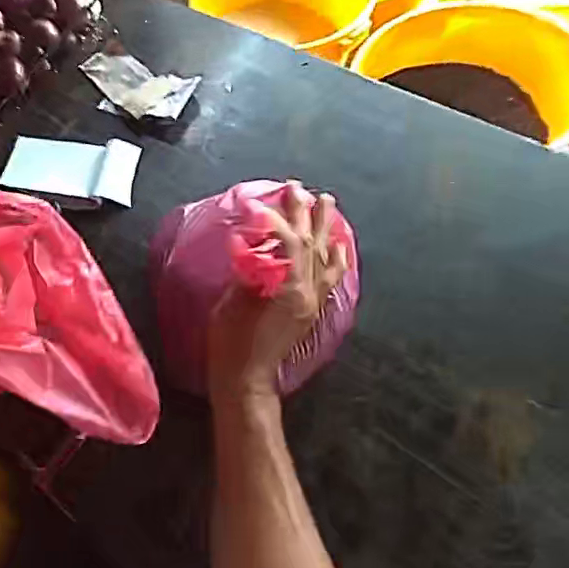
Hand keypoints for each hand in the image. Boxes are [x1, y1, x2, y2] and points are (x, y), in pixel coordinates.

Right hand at [209, 182, 351, 399]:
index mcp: (290, 289)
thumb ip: (249, 273)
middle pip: (311, 244)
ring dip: (323, 229)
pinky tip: (337, 247)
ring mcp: (313, 302)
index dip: (276, 221)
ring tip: (325, 203)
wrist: (245, 378)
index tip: (261, 203)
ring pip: (323, 257)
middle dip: (304, 214)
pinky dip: (333, 259)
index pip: (289, 243)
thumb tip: (256, 247)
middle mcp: (309, 292)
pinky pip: (329, 278)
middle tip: (297, 189)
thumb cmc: (231, 343)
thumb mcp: (233, 303)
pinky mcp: (310, 311)